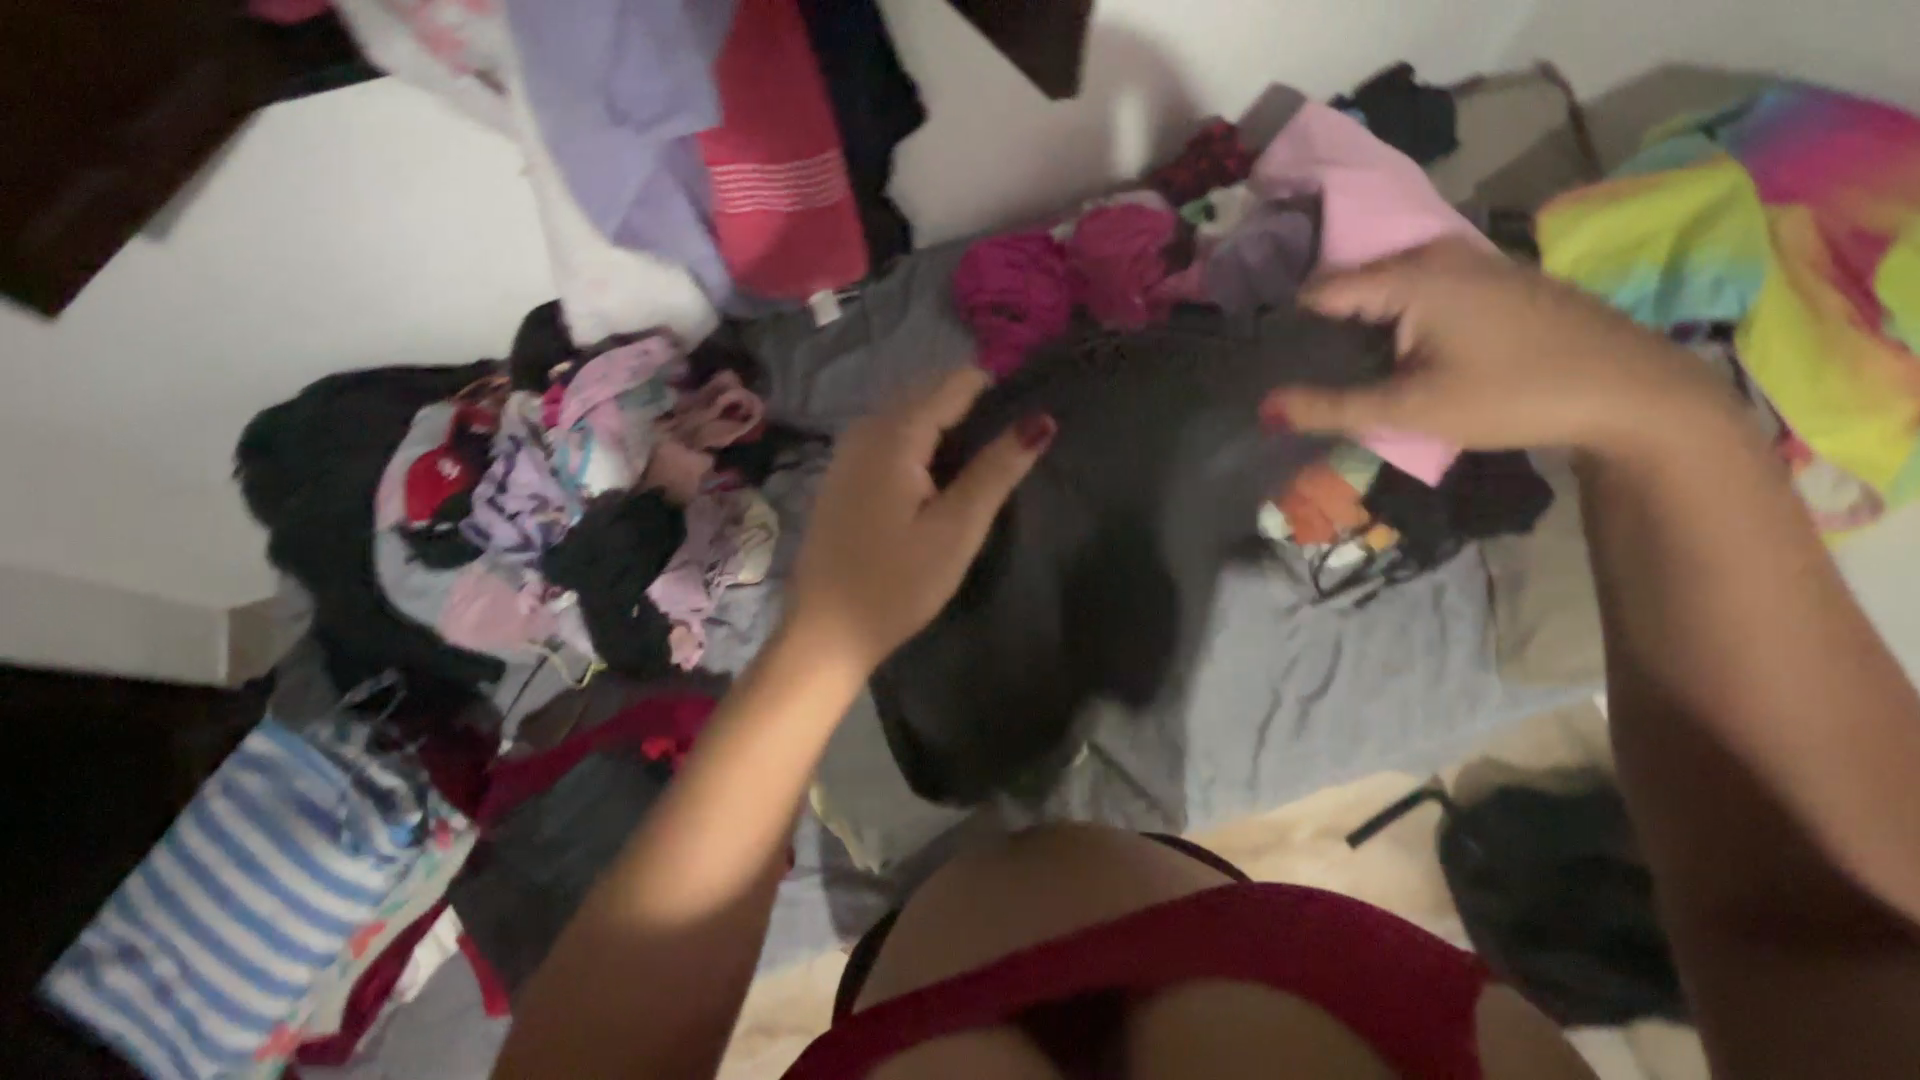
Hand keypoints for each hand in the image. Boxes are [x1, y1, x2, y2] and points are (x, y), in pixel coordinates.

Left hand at [785, 368, 1054, 673]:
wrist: (826, 631)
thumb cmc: (897, 583)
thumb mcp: (957, 529)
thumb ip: (997, 469)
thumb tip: (1042, 419)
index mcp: (894, 433)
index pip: (957, 382)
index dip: (997, 397)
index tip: (1023, 432)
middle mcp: (865, 427)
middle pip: (931, 394)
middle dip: (972, 415)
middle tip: (1003, 463)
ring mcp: (847, 450)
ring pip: (911, 418)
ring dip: (947, 436)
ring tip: (977, 478)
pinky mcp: (842, 475)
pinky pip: (891, 441)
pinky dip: (920, 452)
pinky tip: (936, 490)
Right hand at [1264, 238, 1737, 455]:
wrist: (1632, 390)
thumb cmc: (1513, 395)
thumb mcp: (1411, 410)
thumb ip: (1331, 408)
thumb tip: (1264, 409)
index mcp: (1410, 274)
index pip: (1320, 290)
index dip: (1290, 327)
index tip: (1273, 365)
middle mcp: (1436, 252)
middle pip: (1353, 285)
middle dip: (1325, 328)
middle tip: (1308, 376)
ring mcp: (1472, 260)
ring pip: (1389, 289)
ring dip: (1364, 327)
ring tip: (1349, 373)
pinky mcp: (1496, 278)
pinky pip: (1423, 291)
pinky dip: (1401, 321)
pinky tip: (1404, 359)